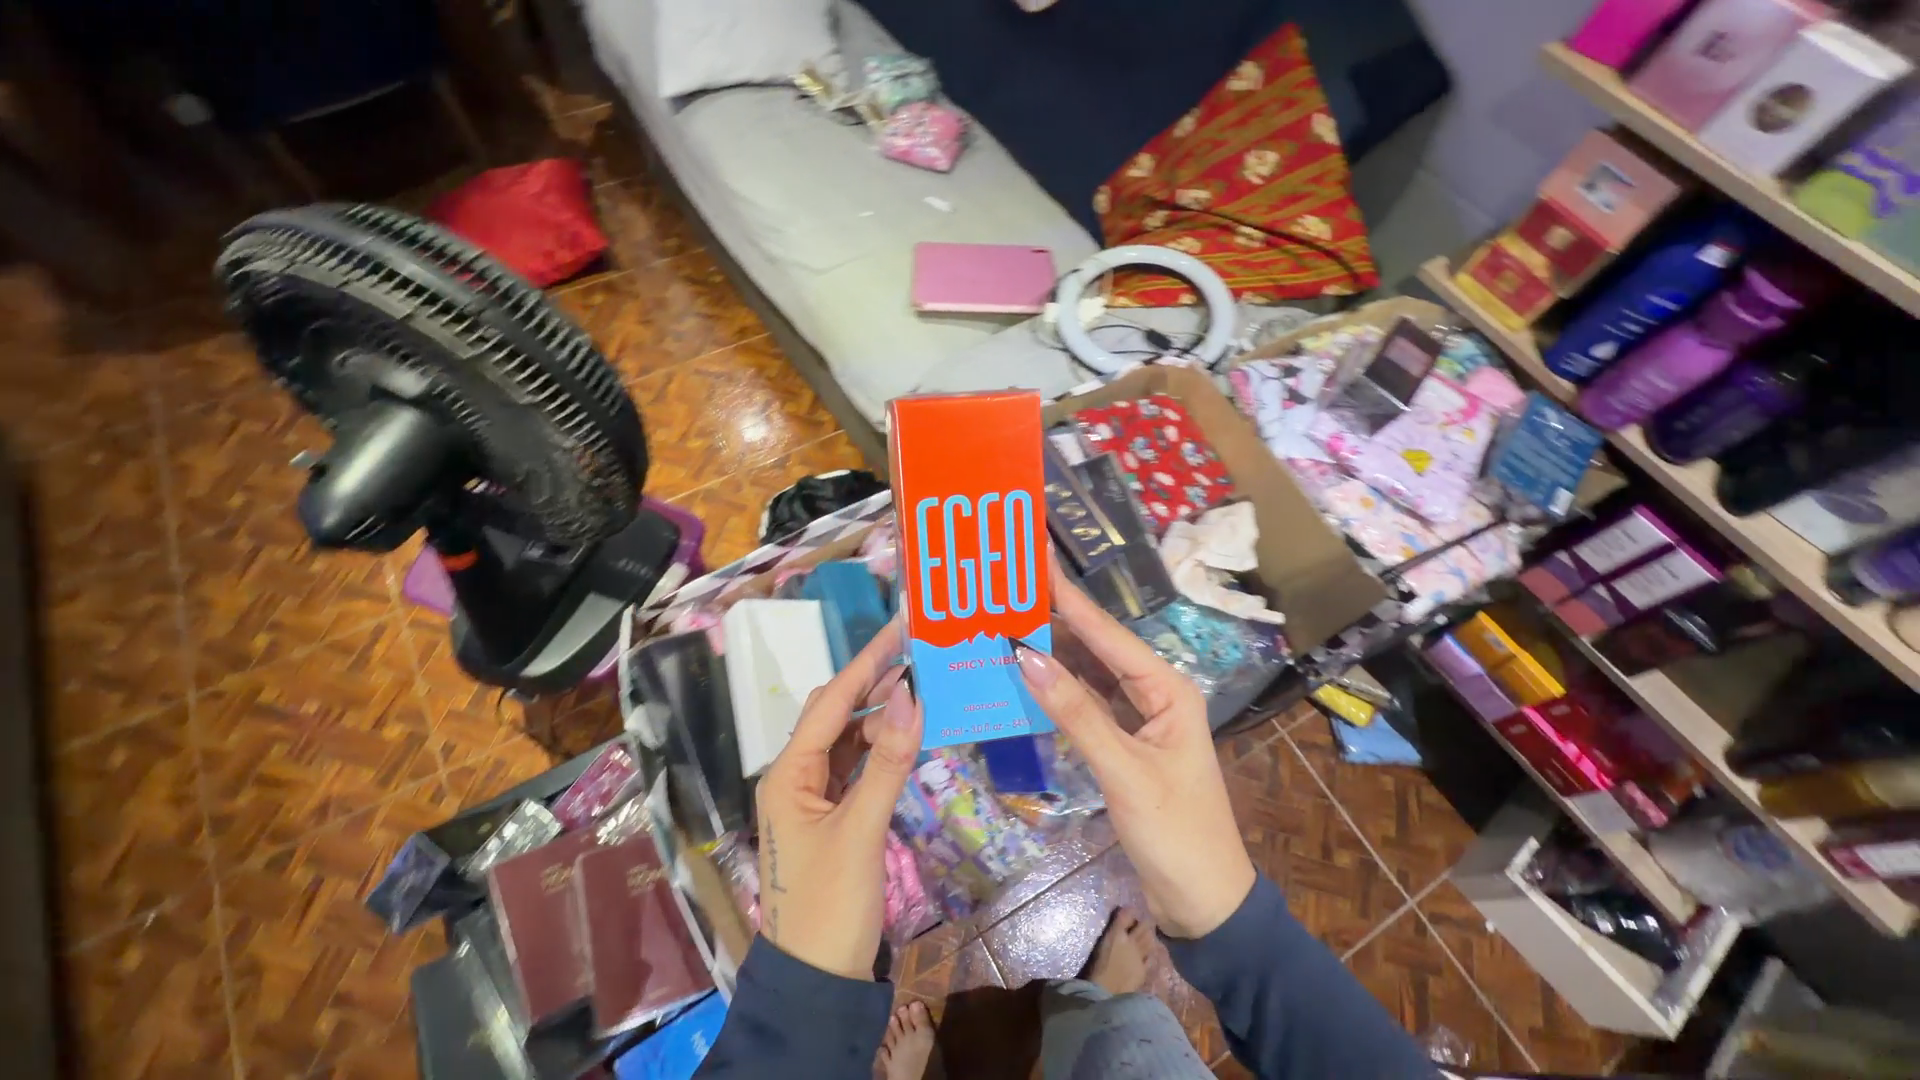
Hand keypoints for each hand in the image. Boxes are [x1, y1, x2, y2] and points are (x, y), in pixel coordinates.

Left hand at [756, 619, 922, 979]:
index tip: (899, 629)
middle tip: (920, 658)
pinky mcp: (830, 814)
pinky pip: (855, 766)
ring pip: (847, 740)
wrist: (819, 978)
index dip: (866, 662)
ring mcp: (811, 796)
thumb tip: (911, 694)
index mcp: (788, 773)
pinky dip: (880, 749)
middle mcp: (794, 775)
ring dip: (880, 717)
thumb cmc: (832, 903)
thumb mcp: (862, 828)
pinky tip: (906, 738)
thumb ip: (888, 761)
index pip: (830, 702)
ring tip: (922, 695)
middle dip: (873, 684)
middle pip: (835, 714)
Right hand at [1015, 564, 1256, 939]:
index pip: (1108, 635)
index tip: (1037, 560)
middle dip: (1056, 619)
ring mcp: (1138, 720)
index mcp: (1167, 689)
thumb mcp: (1124, 770)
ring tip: (1008, 621)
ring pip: (1088, 676)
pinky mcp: (1123, 745)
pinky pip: (1086, 706)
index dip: (1070, 598)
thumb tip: (1025, 657)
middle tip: (1009, 588)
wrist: (1202, 898)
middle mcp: (1153, 694)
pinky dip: (1058, 692)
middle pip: (1097, 649)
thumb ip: (1075, 713)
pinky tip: (1028, 677)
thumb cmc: (1174, 831)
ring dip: (1053, 654)